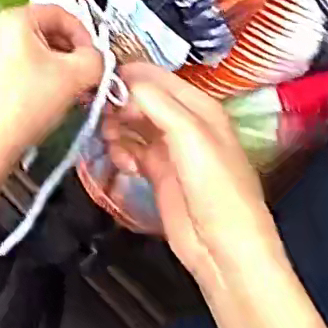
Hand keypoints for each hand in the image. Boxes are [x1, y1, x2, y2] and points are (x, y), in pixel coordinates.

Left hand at [0, 5, 102, 213]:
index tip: (97, 58)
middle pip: (51, 29)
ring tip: (79, 90)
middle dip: (76, 52)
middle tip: (91, 76)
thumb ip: (96, 59)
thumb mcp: (74, 75)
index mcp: (16, 17)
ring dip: (65, 66)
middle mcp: (2, 26)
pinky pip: (29, 62)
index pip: (61, 13)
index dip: (85, 34)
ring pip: (42, 49)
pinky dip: (48, 74)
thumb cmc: (30, 99)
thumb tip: (98, 57)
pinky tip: (60, 96)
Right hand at [103, 64, 327, 327]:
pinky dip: (120, 151)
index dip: (126, 76)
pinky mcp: (156, 170)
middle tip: (103, 116)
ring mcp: (168, 146)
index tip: (101, 83)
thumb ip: (153, 100)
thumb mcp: (188, 133)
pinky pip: (127, 147)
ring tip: (114, 144)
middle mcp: (182, 121)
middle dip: (116, 103)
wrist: (226, 253)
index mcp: (197, 105)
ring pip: (128, 121)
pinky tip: (124, 164)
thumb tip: (120, 85)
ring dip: (115, 128)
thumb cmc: (217, 190)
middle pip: (136, 97)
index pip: (153, 74)